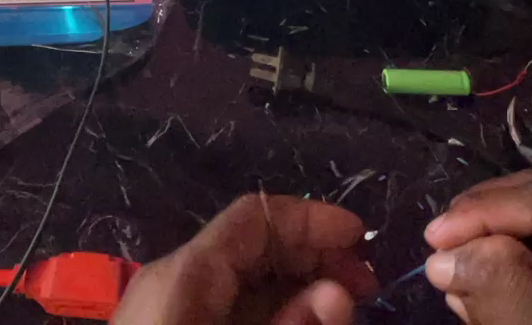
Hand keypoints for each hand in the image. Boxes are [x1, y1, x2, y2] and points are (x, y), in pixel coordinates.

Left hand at [111, 194, 378, 324]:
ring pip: (240, 280)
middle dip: (308, 255)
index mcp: (186, 274)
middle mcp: (174, 279)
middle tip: (364, 285)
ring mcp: (167, 309)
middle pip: (248, 245)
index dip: (308, 219)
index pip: (253, 218)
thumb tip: (338, 292)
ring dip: (292, 287)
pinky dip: (267, 313)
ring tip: (342, 309)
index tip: (360, 238)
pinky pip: (225, 309)